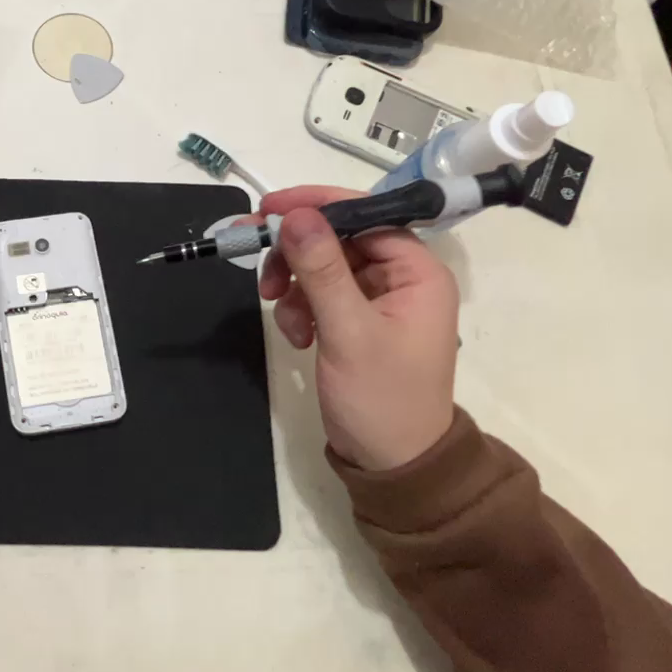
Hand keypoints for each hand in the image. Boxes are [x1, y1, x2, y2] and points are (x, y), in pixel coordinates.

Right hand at [258, 186, 458, 469]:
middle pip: (338, 239)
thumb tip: (295, 216)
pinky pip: (319, 295)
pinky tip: (297, 337)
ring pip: (322, 266)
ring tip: (280, 314)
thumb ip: (321, 270)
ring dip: (293, 284)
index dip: (317, 207)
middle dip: (296, 252)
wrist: (392, 464)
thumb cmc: (381, 397)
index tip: (268, 209)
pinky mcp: (356, 321)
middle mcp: (400, 278)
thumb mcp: (347, 331)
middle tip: (254, 260)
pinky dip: (299, 309)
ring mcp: (377, 301)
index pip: (365, 216)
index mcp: (417, 272)